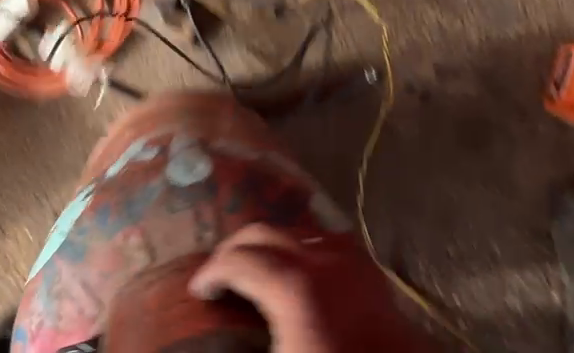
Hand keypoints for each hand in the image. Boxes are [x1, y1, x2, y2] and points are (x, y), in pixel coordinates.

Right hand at [189, 224, 429, 352]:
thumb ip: (241, 341)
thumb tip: (209, 338)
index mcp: (293, 286)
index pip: (236, 260)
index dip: (211, 272)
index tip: (198, 289)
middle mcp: (322, 262)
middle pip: (265, 234)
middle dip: (235, 248)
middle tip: (219, 273)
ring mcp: (352, 264)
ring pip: (298, 232)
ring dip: (270, 244)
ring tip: (255, 266)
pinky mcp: (375, 276)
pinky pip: (330, 244)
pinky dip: (305, 248)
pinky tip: (301, 268)